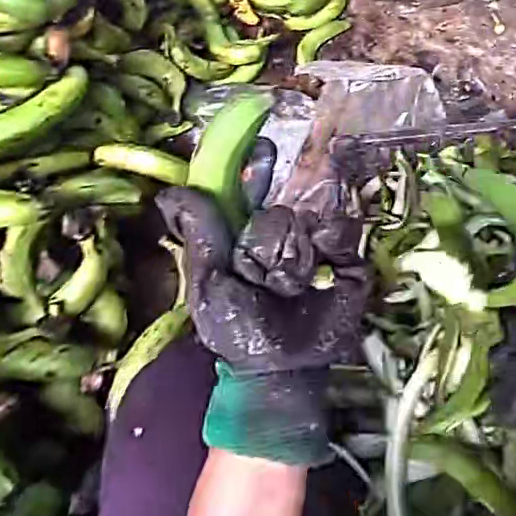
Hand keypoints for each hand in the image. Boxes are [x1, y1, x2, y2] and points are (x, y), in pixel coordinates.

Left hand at [157, 187, 368, 465]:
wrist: (287, 369)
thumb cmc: (240, 330)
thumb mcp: (210, 284)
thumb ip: (200, 235)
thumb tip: (167, 192)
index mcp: (247, 234)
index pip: (253, 187)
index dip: (258, 166)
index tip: (265, 147)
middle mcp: (285, 230)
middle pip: (280, 210)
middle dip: (271, 245)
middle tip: (269, 280)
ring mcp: (318, 239)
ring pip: (311, 218)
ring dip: (299, 255)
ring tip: (294, 287)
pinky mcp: (348, 252)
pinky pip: (342, 230)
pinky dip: (332, 249)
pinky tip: (323, 274)